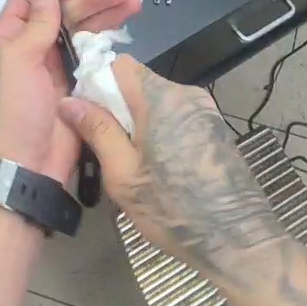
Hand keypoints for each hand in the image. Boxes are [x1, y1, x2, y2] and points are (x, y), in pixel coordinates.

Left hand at [0, 0, 141, 184]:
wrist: (24, 170)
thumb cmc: (10, 112)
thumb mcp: (16, 61)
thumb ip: (35, 24)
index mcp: (7, 41)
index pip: (27, 2)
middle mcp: (31, 52)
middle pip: (63, 15)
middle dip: (92, 0)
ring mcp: (55, 71)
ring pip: (82, 34)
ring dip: (106, 16)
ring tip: (134, 2)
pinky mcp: (77, 89)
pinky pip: (93, 60)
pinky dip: (109, 44)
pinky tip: (126, 29)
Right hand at [58, 57, 285, 283]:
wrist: (237, 241)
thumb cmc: (173, 209)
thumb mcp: (123, 174)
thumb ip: (97, 130)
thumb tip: (69, 100)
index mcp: (161, 98)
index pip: (120, 64)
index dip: (98, 83)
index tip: (89, 115)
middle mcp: (186, 94)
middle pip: (139, 82)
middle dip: (117, 107)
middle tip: (108, 149)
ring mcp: (206, 110)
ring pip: (157, 101)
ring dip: (139, 122)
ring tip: (134, 164)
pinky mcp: (216, 129)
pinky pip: (177, 116)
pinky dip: (161, 131)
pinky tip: (161, 168)